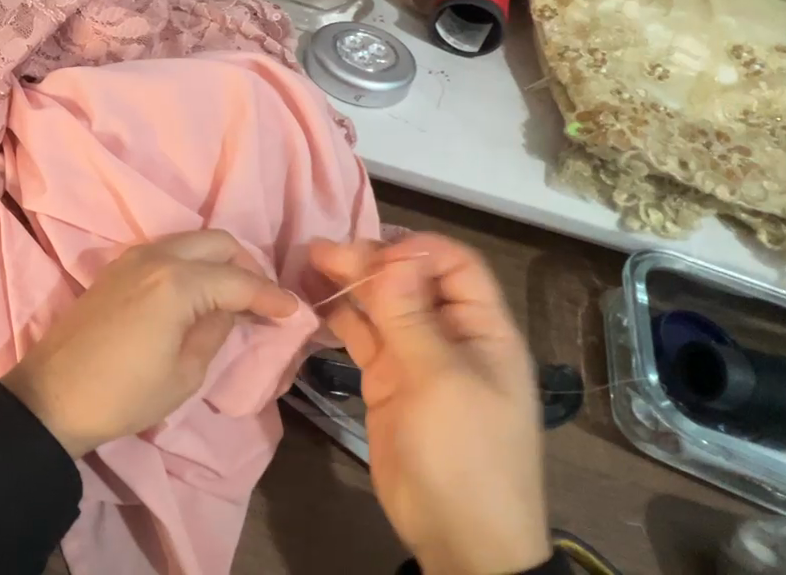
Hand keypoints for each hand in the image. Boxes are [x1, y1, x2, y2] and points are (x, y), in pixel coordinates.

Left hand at [2, 230, 297, 456]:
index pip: (238, 281)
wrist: (53, 395)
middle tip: (266, 300)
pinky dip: (194, 262)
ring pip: (191, 241)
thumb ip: (216, 329)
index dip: (272, 297)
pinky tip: (203, 292)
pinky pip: (168, 251)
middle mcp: (156, 257)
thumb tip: (235, 309)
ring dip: (220, 260)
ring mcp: (132, 258)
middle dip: (248, 265)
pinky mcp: (117, 268)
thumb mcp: (185, 372)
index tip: (297, 312)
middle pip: (217, 242)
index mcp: (177, 282)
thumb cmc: (124, 393)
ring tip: (238, 296)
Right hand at [310, 233, 549, 574]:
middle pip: (408, 279)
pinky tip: (308, 301)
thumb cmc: (465, 452)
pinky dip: (336, 316)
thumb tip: (391, 254)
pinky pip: (360, 335)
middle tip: (319, 253)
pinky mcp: (386, 378)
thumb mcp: (440, 379)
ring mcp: (415, 356)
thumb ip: (409, 315)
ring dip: (346, 283)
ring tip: (305, 264)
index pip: (453, 264)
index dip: (414, 249)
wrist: (459, 537)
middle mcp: (448, 333)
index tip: (367, 250)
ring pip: (379, 303)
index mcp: (481, 329)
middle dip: (368, 261)